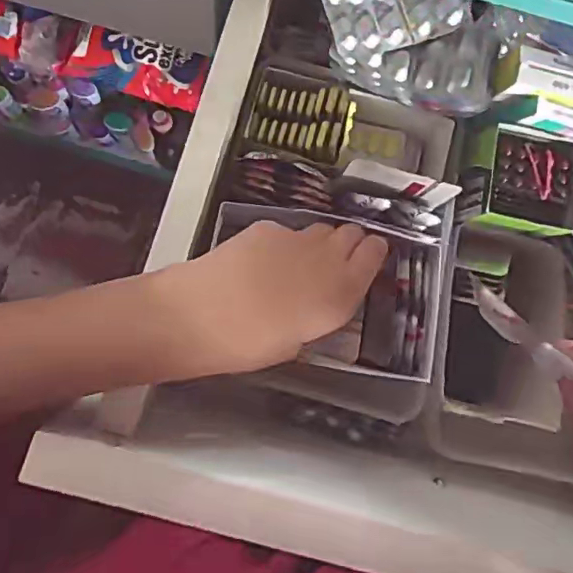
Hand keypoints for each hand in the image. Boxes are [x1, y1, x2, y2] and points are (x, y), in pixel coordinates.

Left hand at [147, 221, 388, 378]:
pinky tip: (262, 263)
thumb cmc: (247, 345)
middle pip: (354, 234)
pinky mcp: (269, 226)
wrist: (198, 313)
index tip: (369, 260)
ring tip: (298, 265)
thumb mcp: (295, 342)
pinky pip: (289, 231)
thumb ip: (317, 315)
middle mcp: (327, 260)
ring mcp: (297, 238)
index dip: (374, 255)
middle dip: (350, 244)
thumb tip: (317, 302)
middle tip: (335, 263)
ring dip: (320, 243)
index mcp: (339, 296)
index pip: (375, 255)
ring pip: (322, 230)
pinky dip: (284, 243)